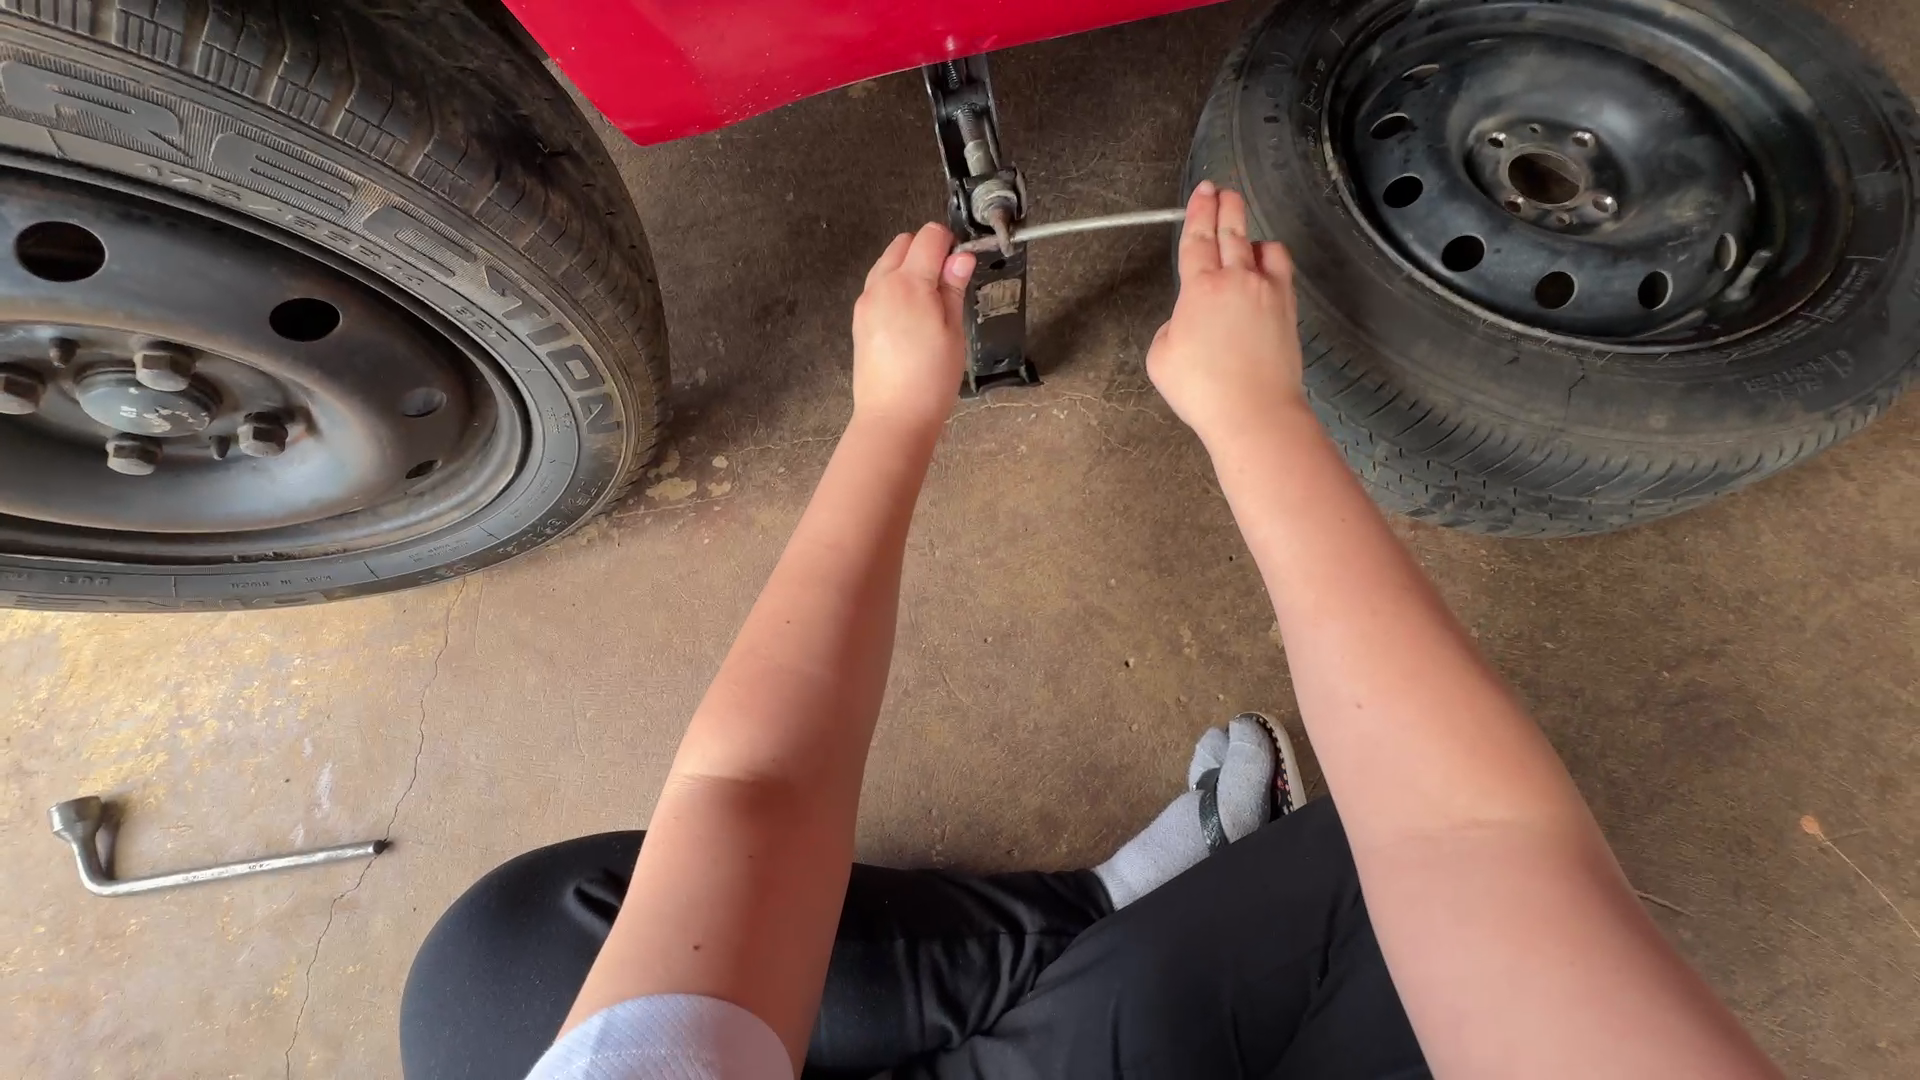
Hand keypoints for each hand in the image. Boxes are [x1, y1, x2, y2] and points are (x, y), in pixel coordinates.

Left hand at [851, 223, 975, 433]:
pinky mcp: (859, 320)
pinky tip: (910, 319)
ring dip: (908, 268)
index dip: (950, 244)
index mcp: (909, 283)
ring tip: (929, 304)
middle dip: (926, 251)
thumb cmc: (929, 381)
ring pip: (887, 263)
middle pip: (903, 243)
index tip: (961, 265)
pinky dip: (894, 288)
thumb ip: (953, 289)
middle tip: (947, 284)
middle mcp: (881, 286)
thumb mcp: (953, 332)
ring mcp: (866, 303)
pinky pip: (877, 287)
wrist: (893, 417)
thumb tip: (962, 257)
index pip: (929, 236)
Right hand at [1146, 182, 1308, 448]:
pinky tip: (1265, 265)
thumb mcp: (1160, 357)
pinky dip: (1270, 259)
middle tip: (1221, 190)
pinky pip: (1280, 268)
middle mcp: (1236, 280)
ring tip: (1242, 235)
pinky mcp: (1287, 308)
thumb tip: (1187, 320)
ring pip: (1259, 246)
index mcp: (1199, 289)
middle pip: (1230, 231)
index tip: (1202, 191)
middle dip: (1224, 206)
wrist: (1252, 410)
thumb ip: (1170, 326)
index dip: (1197, 211)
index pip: (1196, 239)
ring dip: (1249, 234)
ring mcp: (1266, 291)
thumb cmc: (1202, 389)